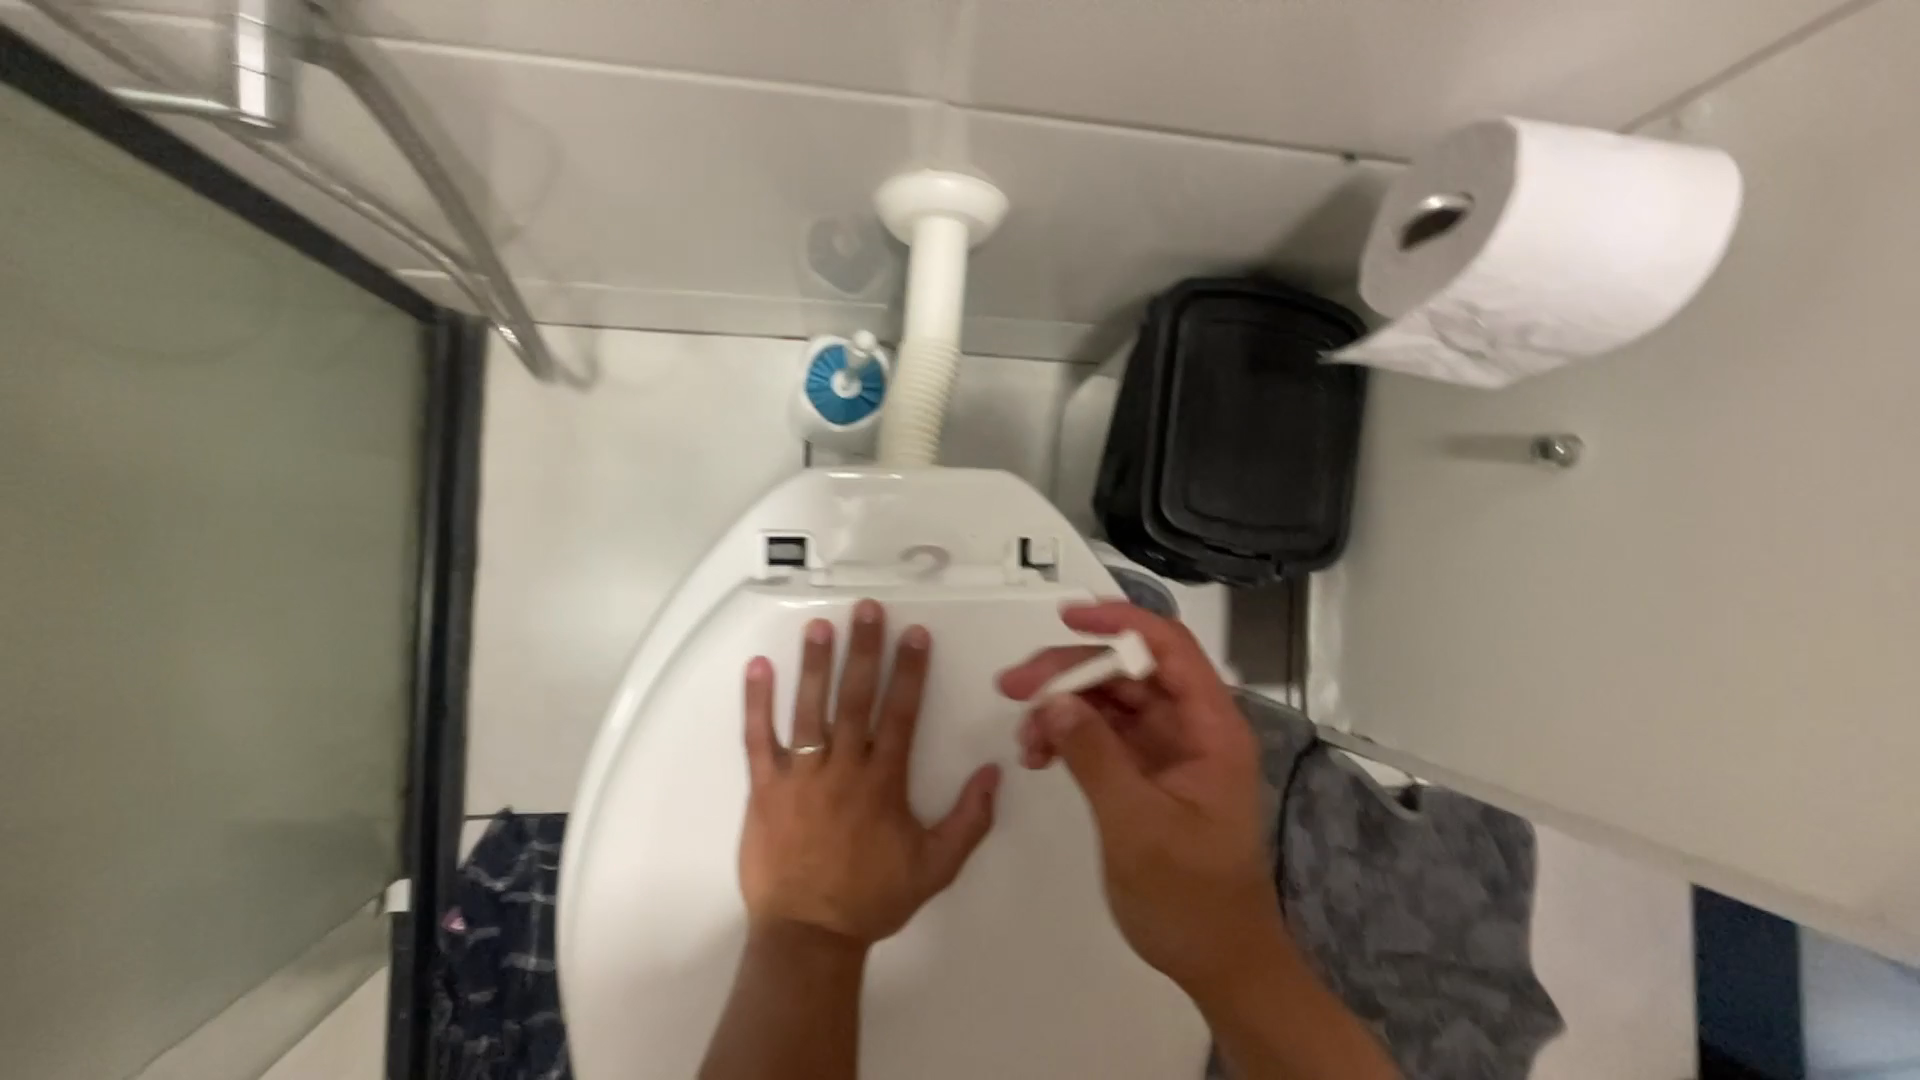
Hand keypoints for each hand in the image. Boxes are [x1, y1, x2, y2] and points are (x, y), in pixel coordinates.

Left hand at [739, 599, 1001, 949]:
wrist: (808, 936)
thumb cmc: (873, 899)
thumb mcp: (937, 866)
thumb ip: (970, 820)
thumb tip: (993, 773)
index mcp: (884, 782)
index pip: (902, 713)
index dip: (909, 671)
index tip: (914, 634)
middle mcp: (843, 769)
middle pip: (856, 699)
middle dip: (863, 651)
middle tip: (866, 611)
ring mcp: (800, 776)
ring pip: (809, 710)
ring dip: (815, 665)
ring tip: (819, 626)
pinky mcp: (764, 789)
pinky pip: (758, 739)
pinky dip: (756, 703)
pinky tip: (757, 669)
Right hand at [997, 601, 1288, 996]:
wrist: (1218, 962)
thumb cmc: (1191, 898)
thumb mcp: (1137, 824)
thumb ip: (1095, 756)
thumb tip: (1053, 702)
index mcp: (1210, 728)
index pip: (1169, 647)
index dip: (1119, 621)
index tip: (1066, 618)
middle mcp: (1190, 728)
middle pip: (1128, 671)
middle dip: (1070, 671)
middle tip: (1014, 686)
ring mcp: (1166, 750)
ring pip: (1109, 700)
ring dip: (1062, 706)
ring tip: (1024, 734)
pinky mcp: (1145, 773)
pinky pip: (1101, 735)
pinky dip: (1068, 737)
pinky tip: (1039, 754)